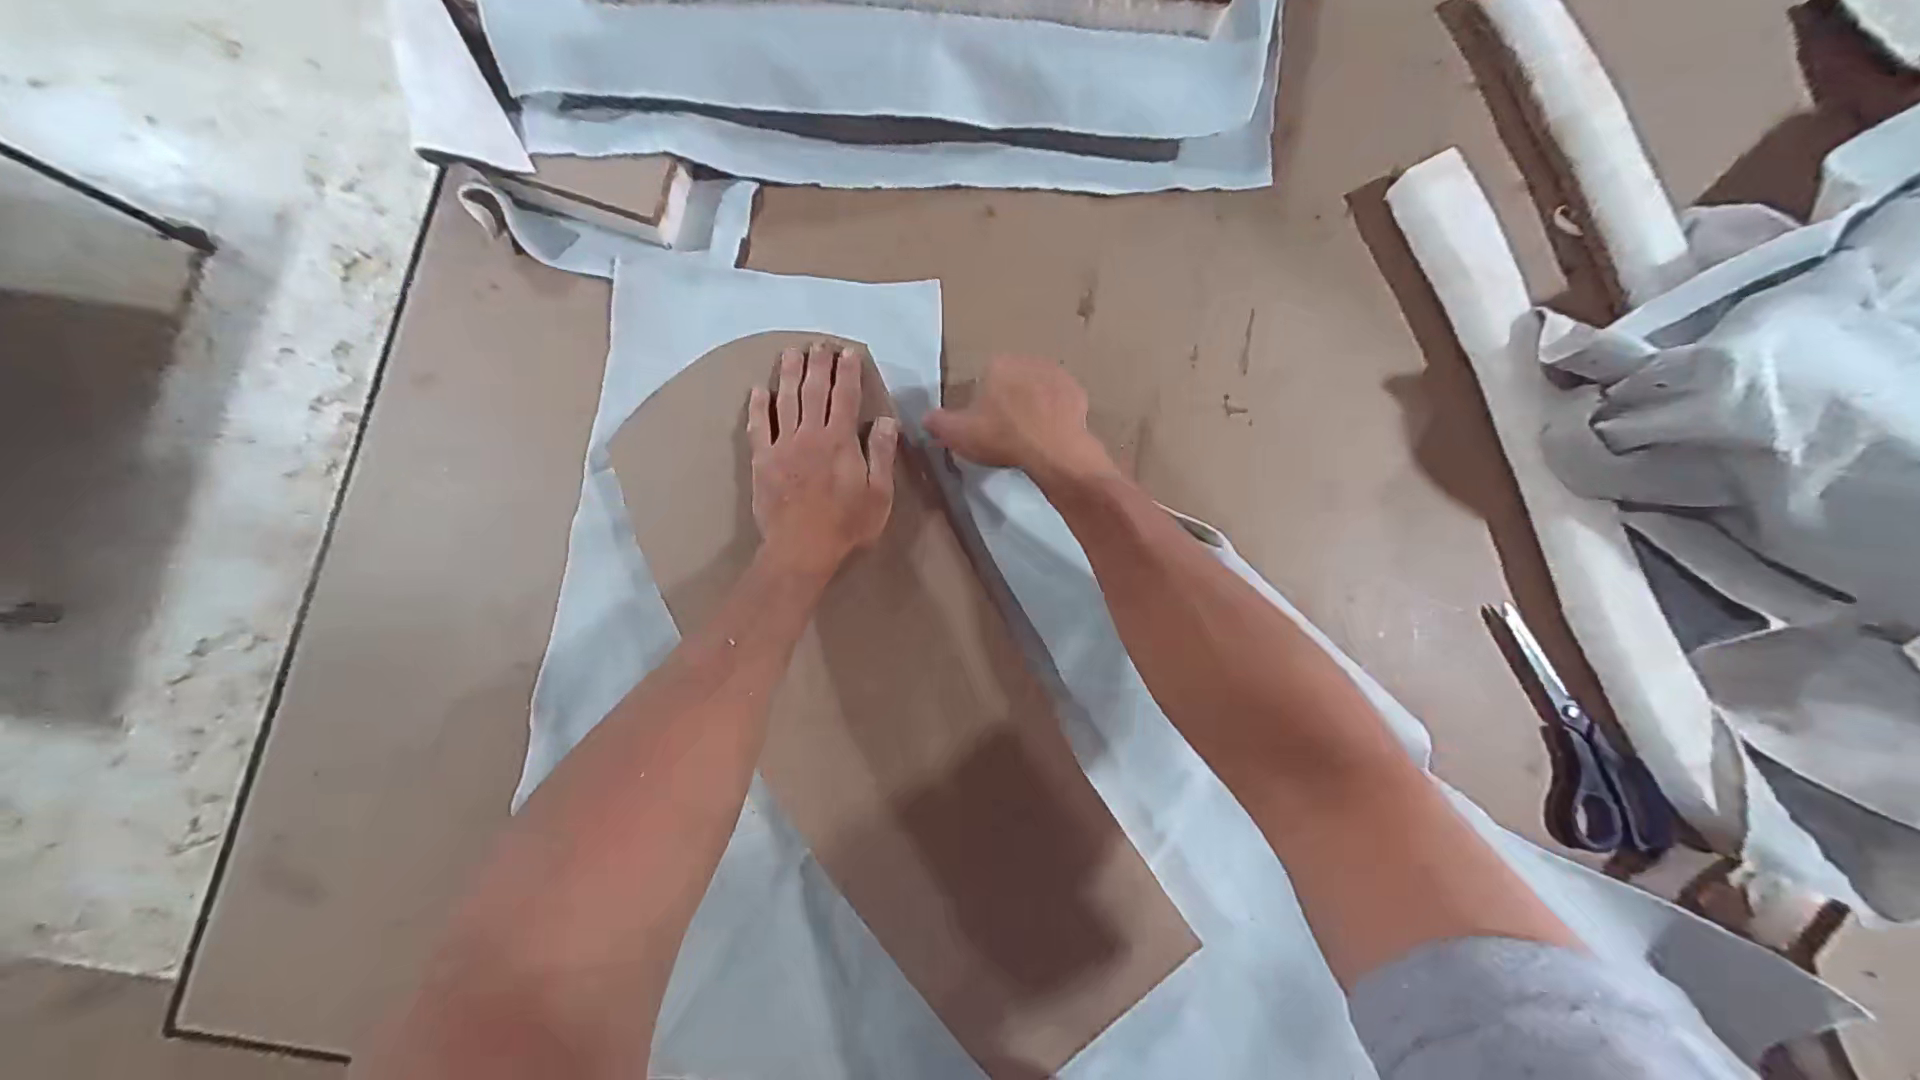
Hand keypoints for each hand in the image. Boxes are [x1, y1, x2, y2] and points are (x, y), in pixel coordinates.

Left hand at [748, 342, 898, 581]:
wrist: (801, 549)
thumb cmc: (847, 525)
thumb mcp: (879, 494)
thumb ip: (882, 455)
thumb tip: (888, 421)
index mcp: (841, 441)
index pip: (846, 397)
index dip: (848, 373)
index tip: (849, 353)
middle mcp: (810, 435)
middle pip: (814, 391)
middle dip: (818, 364)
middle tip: (820, 343)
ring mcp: (782, 446)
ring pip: (785, 400)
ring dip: (789, 374)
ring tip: (791, 353)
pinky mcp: (762, 460)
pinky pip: (758, 426)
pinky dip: (758, 406)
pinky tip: (758, 390)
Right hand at [924, 355, 1115, 485]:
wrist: (1053, 451)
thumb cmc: (1001, 437)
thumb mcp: (957, 434)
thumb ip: (937, 423)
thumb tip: (925, 418)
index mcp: (997, 363)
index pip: (984, 378)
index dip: (982, 402)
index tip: (983, 424)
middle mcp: (1028, 360)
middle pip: (1012, 381)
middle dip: (1008, 400)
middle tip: (1004, 431)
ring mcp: (1056, 374)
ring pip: (1037, 389)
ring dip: (1032, 406)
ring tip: (1027, 435)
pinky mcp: (1077, 392)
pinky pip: (1059, 402)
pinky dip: (1054, 415)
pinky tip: (1048, 434)